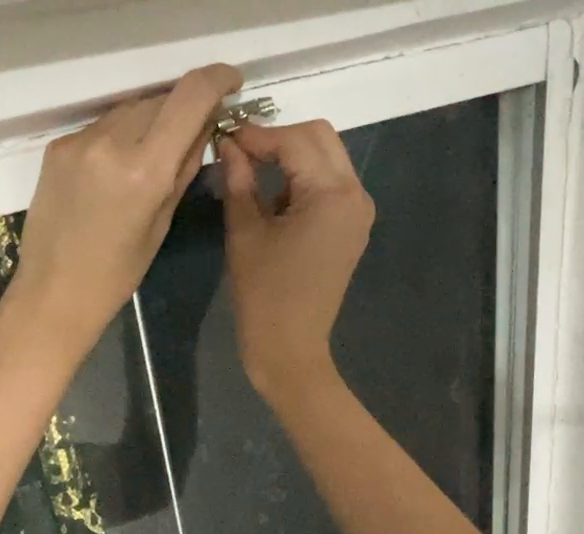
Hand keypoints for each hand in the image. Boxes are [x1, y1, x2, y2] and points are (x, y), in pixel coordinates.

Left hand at [12, 63, 241, 349]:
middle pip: (160, 100)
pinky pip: (100, 127)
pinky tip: (113, 173)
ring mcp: (80, 142)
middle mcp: (111, 143)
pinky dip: (117, 138)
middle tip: (190, 136)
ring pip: (129, 110)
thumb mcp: (161, 224)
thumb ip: (183, 169)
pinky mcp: (58, 147)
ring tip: (148, 161)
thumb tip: (204, 127)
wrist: (53, 293)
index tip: (230, 82)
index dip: (217, 80)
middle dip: (180, 111)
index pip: (190, 96)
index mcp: (145, 170)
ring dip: (148, 123)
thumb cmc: (116, 274)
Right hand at [217, 120, 374, 399]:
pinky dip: (302, 181)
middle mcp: (355, 194)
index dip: (257, 134)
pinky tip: (273, 198)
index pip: (295, 140)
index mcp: (332, 193)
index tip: (225, 135)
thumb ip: (238, 180)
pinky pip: (329, 185)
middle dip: (278, 139)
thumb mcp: (245, 233)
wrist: (290, 349)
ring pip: (326, 158)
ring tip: (252, 174)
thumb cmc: (263, 295)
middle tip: (239, 151)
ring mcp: (358, 212)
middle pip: (318, 138)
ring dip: (291, 158)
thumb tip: (229, 145)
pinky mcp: (352, 228)